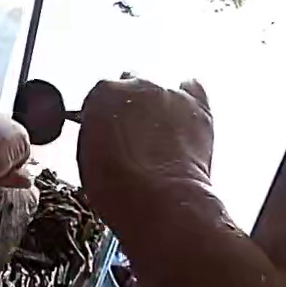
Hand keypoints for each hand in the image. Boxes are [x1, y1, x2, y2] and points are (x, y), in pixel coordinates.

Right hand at [76, 77, 218, 237]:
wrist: (159, 202)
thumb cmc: (119, 188)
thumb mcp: (88, 157)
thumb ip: (96, 130)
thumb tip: (105, 133)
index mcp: (103, 92)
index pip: (103, 93)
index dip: (107, 114)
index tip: (110, 131)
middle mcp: (136, 84)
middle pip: (133, 85)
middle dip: (133, 106)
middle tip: (136, 137)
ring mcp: (168, 93)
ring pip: (162, 89)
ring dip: (160, 106)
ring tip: (163, 137)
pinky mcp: (197, 106)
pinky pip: (194, 90)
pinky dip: (189, 100)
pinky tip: (186, 116)